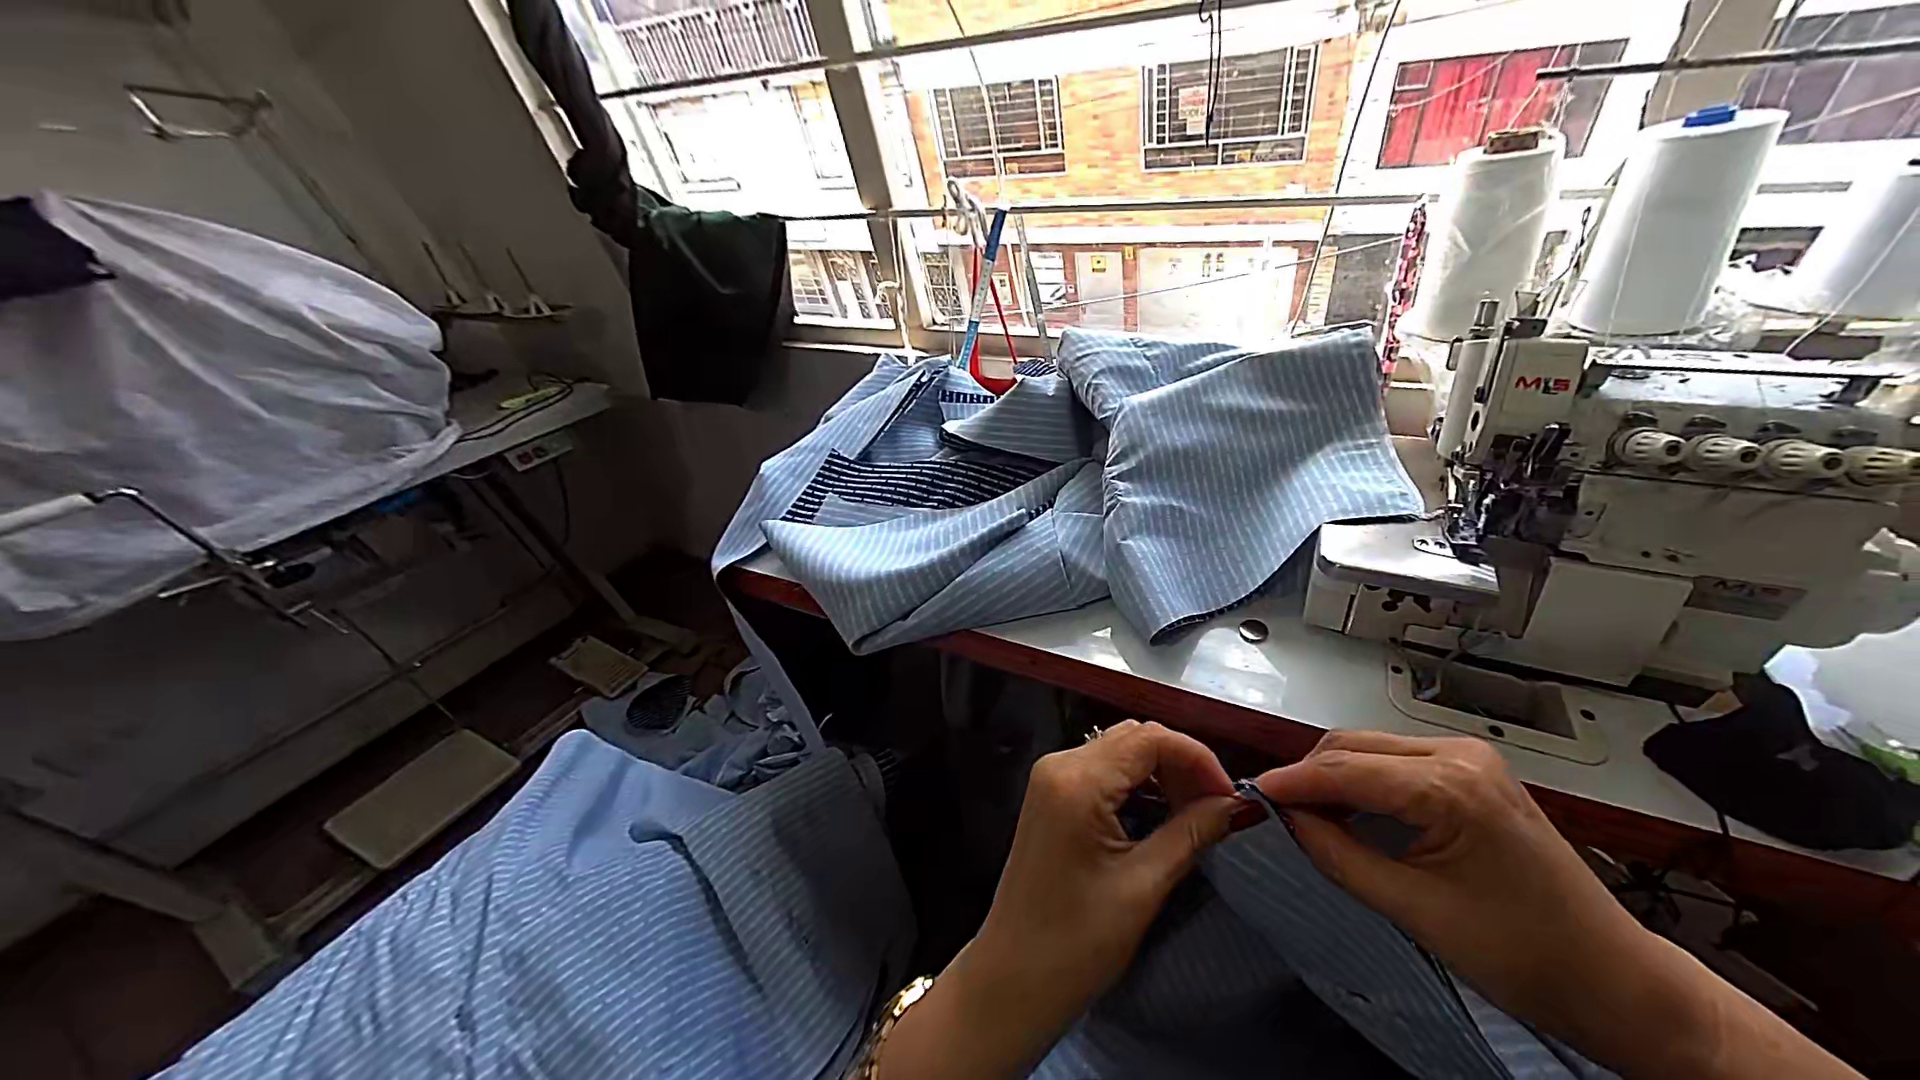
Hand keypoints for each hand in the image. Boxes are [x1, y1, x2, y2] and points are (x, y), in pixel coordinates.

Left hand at [879, 720, 1244, 1079]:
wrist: (1014, 977)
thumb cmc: (1074, 942)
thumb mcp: (1143, 885)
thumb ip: (1191, 832)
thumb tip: (1234, 804)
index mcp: (1076, 780)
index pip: (1150, 738)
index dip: (1198, 758)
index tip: (1230, 796)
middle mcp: (1058, 766)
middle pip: (1134, 738)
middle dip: (1181, 764)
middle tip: (1217, 807)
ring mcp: (1050, 779)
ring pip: (1120, 751)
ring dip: (1162, 773)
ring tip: (1195, 814)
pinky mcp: (1051, 796)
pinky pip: (1103, 771)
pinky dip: (1137, 784)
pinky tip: (1161, 815)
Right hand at [1255, 731, 1861, 1079]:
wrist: (1619, 982)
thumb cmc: (1522, 954)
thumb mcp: (1411, 908)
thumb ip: (1337, 853)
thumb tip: (1287, 817)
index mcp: (1450, 786)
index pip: (1343, 768)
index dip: (1290, 780)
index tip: (1250, 793)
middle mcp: (1460, 754)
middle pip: (1352, 746)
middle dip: (1309, 774)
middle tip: (1278, 810)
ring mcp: (1470, 757)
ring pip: (1370, 747)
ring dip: (1333, 774)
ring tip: (1309, 813)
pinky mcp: (1473, 770)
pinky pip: (1395, 760)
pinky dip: (1362, 778)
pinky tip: (1349, 808)